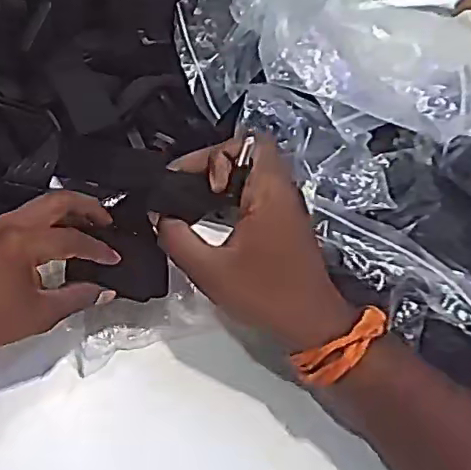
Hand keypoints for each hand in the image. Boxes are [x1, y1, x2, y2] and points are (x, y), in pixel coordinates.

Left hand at [0, 191, 119, 366]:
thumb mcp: (42, 312)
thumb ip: (78, 297)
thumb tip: (101, 290)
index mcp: (21, 242)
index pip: (72, 238)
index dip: (98, 249)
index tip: (113, 258)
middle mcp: (8, 228)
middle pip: (56, 201)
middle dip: (87, 207)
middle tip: (107, 221)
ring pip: (40, 206)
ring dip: (67, 212)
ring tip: (90, 228)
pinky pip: (26, 218)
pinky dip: (49, 222)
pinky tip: (61, 239)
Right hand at [156, 138, 356, 351]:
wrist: (311, 325)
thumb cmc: (265, 295)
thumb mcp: (208, 270)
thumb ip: (176, 237)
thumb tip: (159, 216)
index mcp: (269, 195)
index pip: (248, 144)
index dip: (213, 154)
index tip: (191, 181)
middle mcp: (281, 194)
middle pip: (244, 154)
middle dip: (208, 166)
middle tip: (182, 190)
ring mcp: (283, 208)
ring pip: (247, 174)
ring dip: (216, 182)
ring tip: (188, 203)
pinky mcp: (280, 224)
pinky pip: (250, 194)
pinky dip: (225, 197)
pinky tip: (205, 218)